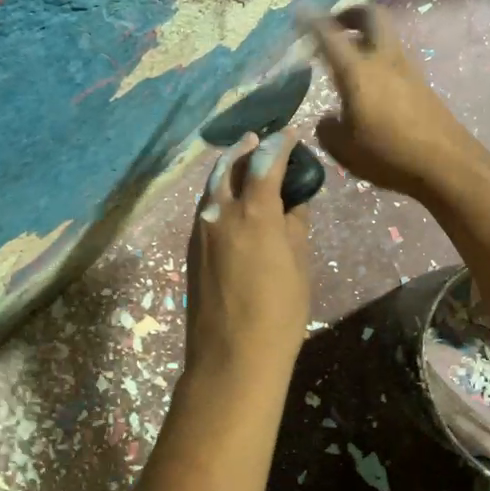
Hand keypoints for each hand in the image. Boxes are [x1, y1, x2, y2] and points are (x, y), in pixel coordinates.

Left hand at [186, 131, 312, 371]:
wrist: (231, 356)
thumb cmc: (278, 314)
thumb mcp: (298, 267)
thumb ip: (295, 228)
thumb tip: (293, 204)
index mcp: (254, 213)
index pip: (265, 162)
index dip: (279, 143)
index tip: (290, 133)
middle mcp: (221, 212)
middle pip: (229, 166)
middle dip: (245, 149)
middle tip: (259, 140)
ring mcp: (200, 230)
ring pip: (212, 186)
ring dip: (228, 169)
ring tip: (242, 162)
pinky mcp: (191, 248)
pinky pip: (205, 208)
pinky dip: (217, 193)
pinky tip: (229, 200)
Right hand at [302, 4, 482, 201]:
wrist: (446, 165)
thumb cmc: (388, 155)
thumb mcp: (343, 149)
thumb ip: (328, 128)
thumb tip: (329, 118)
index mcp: (357, 71)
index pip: (330, 35)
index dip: (312, 20)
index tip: (300, 12)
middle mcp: (383, 60)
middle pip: (371, 15)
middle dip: (350, 13)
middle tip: (334, 26)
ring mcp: (407, 69)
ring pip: (385, 35)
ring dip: (366, 36)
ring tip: (348, 58)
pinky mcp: (421, 84)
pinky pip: (394, 58)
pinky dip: (378, 58)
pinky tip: (369, 85)